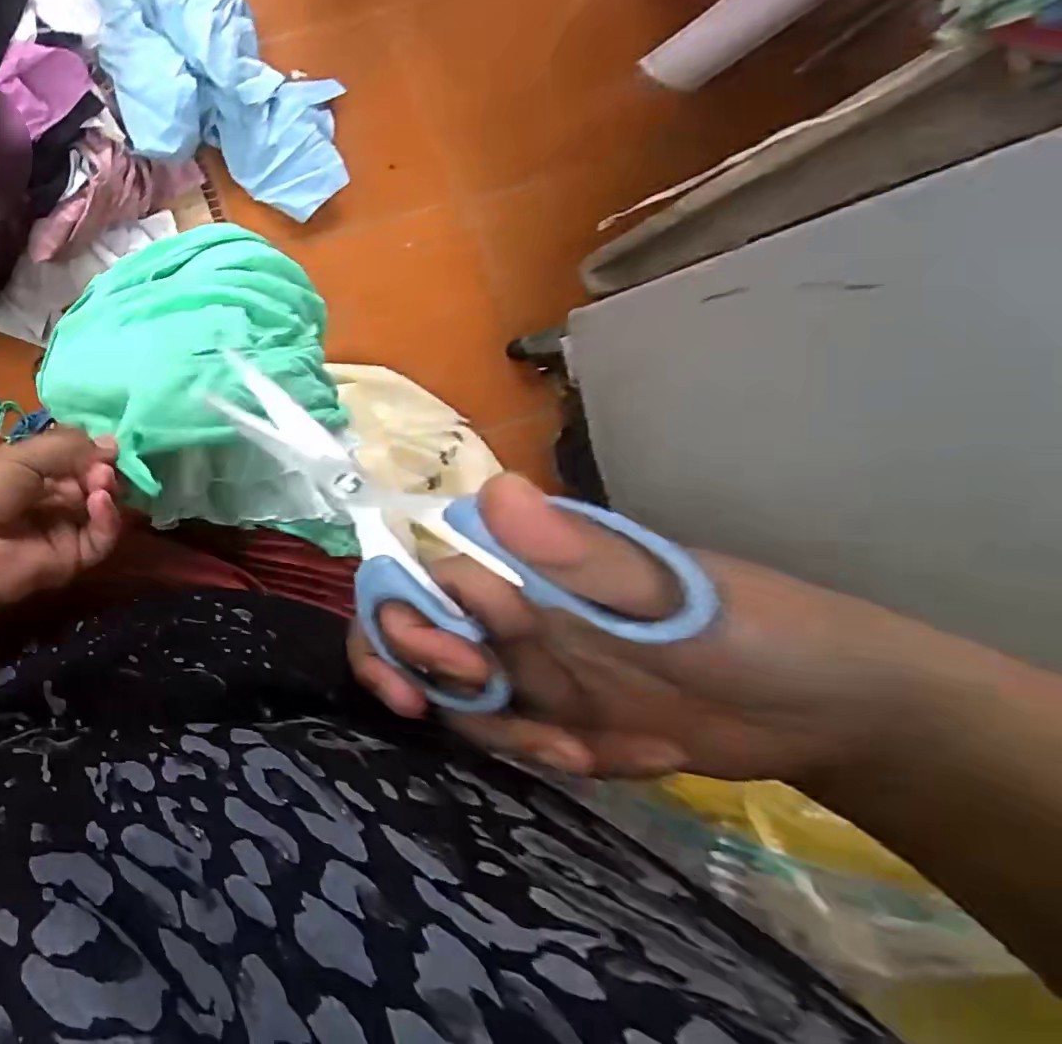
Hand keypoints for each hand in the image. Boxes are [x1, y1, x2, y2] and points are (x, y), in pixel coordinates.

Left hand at [0, 430, 122, 609]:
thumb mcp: (20, 456)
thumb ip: (67, 447)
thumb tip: (113, 443)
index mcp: (29, 473)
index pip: (73, 460)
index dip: (91, 452)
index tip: (106, 446)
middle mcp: (48, 501)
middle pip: (90, 483)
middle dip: (101, 470)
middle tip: (103, 467)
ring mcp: (62, 532)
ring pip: (99, 511)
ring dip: (106, 492)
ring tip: (102, 481)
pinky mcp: (72, 560)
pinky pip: (100, 540)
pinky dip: (107, 520)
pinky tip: (101, 502)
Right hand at [349, 475, 966, 783]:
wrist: (843, 715)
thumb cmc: (758, 629)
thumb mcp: (667, 593)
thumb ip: (575, 553)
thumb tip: (494, 490)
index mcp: (516, 572)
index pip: (418, 585)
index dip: (403, 623)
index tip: (451, 669)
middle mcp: (505, 617)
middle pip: (413, 641)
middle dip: (416, 675)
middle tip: (446, 707)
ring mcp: (526, 670)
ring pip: (458, 700)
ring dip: (502, 732)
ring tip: (579, 753)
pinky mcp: (552, 719)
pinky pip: (515, 740)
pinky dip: (555, 756)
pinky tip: (632, 757)